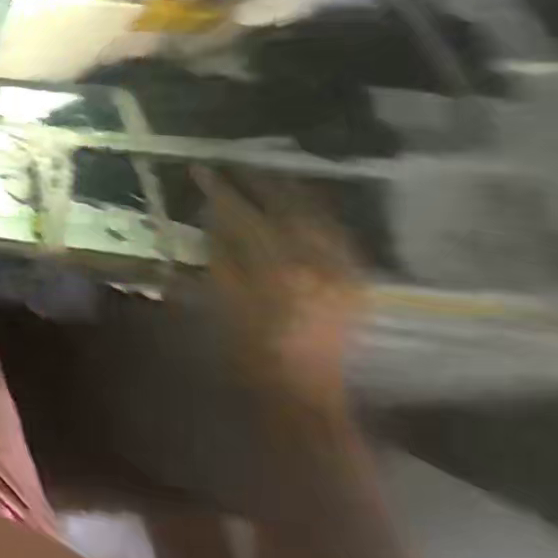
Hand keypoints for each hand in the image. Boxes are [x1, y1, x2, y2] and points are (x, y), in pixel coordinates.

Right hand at [193, 166, 365, 415]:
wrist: (297, 391)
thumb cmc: (242, 345)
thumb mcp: (218, 292)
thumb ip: (219, 248)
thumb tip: (214, 211)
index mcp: (279, 267)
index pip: (245, 213)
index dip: (220, 189)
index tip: (200, 168)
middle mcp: (320, 264)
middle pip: (292, 209)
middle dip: (262, 184)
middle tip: (235, 165)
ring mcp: (345, 273)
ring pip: (321, 220)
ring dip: (293, 196)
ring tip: (268, 179)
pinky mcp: (357, 284)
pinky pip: (338, 238)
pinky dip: (316, 218)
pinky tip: (300, 211)